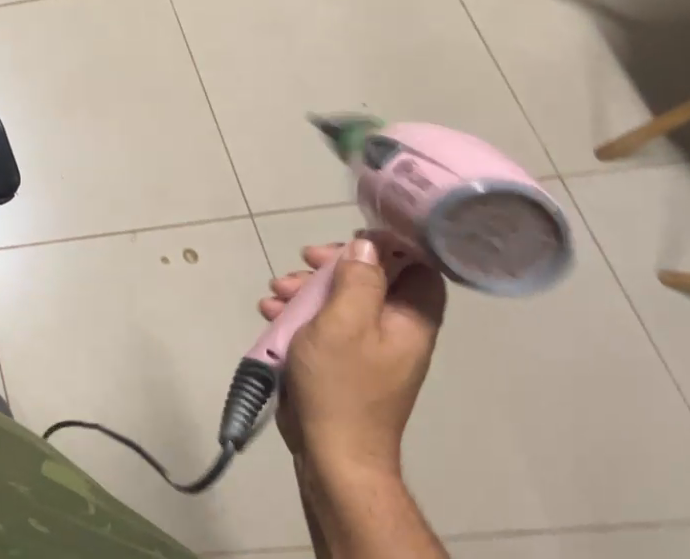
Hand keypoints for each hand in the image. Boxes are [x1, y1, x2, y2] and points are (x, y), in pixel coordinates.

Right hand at [258, 237, 446, 478]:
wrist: (331, 449)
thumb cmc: (340, 383)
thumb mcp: (344, 324)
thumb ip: (358, 282)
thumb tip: (368, 247)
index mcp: (411, 321)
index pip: (418, 270)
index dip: (387, 249)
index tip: (348, 242)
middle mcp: (394, 331)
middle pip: (372, 281)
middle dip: (333, 267)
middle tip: (303, 261)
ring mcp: (366, 347)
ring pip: (339, 300)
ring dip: (305, 289)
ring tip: (276, 292)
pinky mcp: (339, 359)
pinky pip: (321, 323)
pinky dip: (296, 313)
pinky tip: (271, 313)